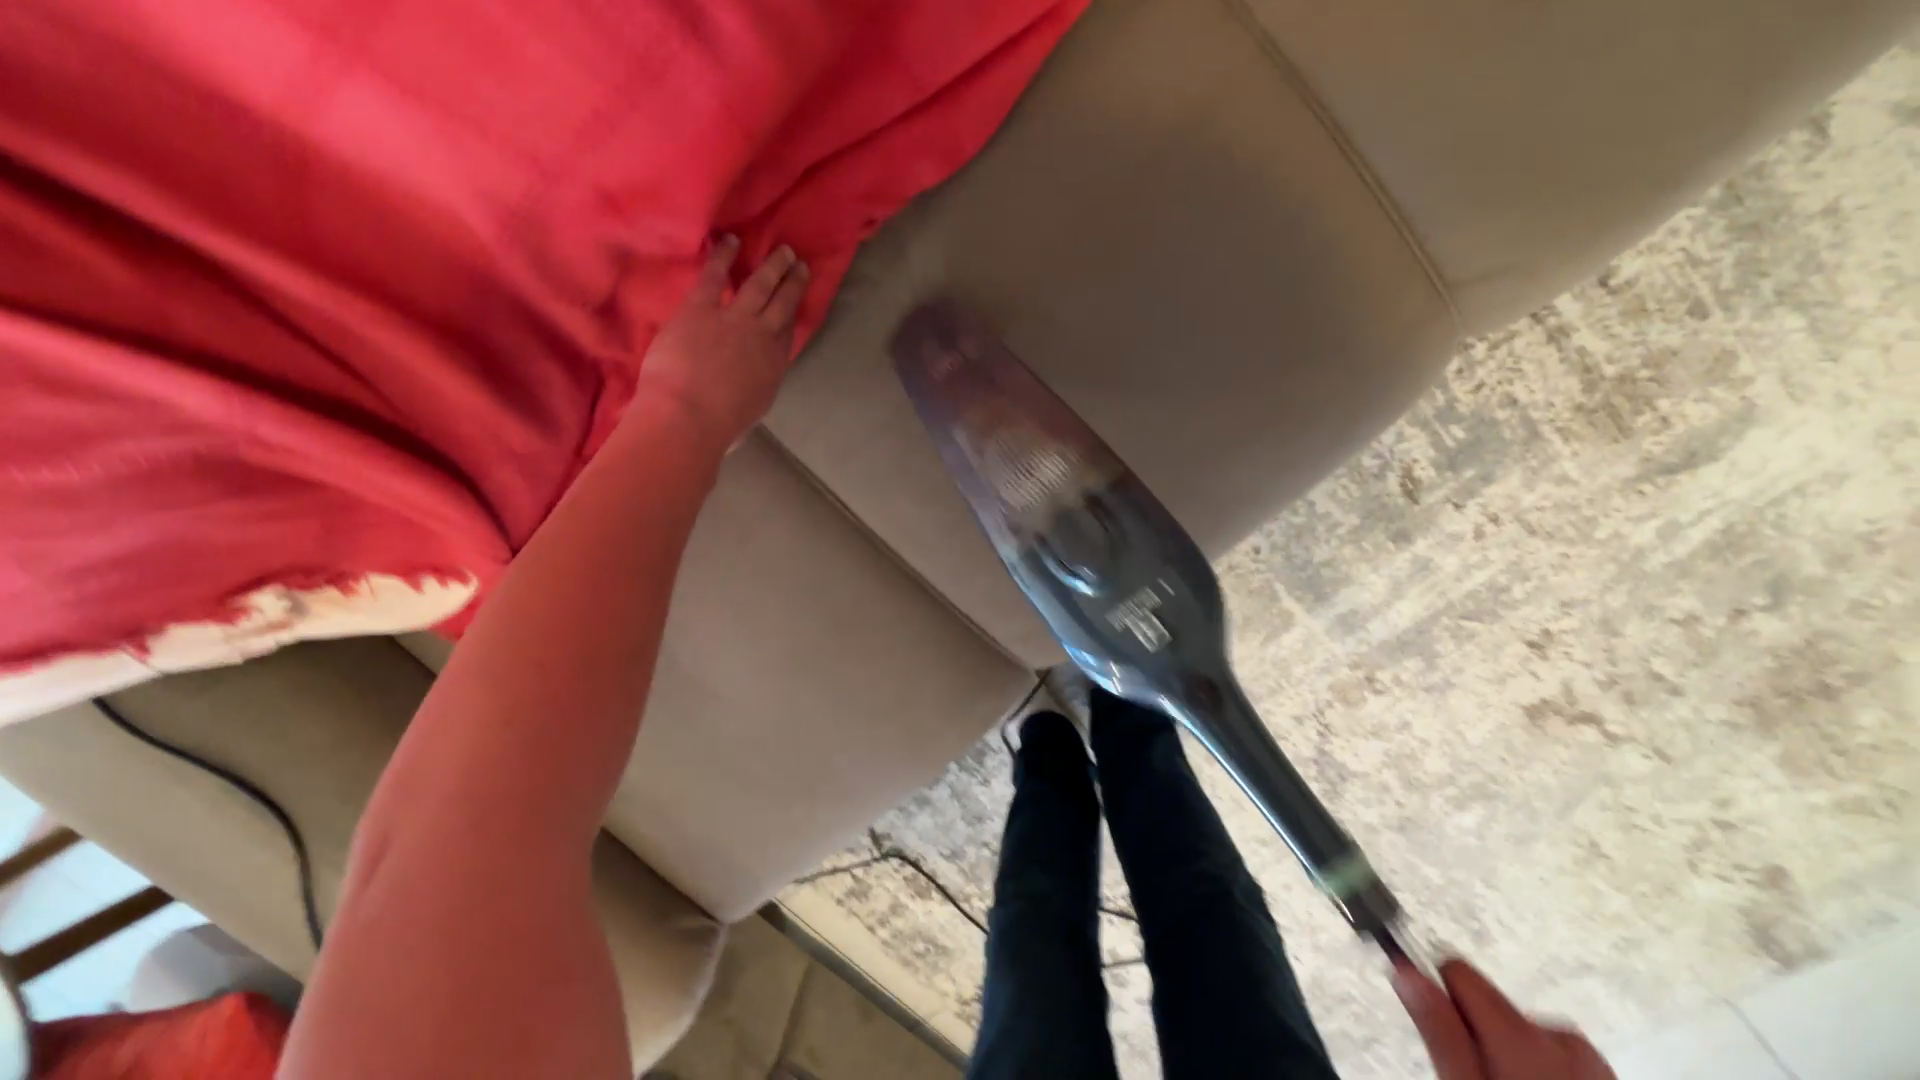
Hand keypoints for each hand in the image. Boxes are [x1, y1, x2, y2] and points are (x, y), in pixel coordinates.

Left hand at [636, 234, 809, 447]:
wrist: (689, 416)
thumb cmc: (718, 428)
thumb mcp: (747, 414)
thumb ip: (749, 396)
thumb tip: (744, 397)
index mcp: (772, 368)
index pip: (787, 334)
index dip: (793, 315)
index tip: (797, 303)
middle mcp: (761, 338)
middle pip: (782, 304)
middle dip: (792, 283)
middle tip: (799, 265)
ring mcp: (734, 319)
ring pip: (760, 285)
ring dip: (773, 266)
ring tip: (783, 251)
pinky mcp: (702, 309)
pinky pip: (716, 276)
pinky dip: (724, 256)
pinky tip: (730, 240)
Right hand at [1394, 959, 1615, 1079]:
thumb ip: (1437, 1030)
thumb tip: (1405, 973)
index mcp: (1520, 1033)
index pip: (1457, 972)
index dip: (1438, 998)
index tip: (1437, 1033)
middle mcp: (1561, 1035)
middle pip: (1491, 1005)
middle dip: (1476, 1037)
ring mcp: (1590, 1060)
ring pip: (1522, 1032)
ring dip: (1507, 1058)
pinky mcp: (1603, 1077)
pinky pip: (1554, 1054)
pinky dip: (1539, 1073)